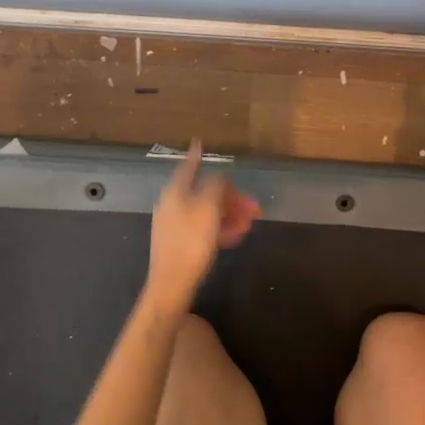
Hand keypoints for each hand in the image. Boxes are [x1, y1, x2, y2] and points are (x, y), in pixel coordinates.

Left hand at [146, 141, 259, 310]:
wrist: (172, 283)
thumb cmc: (192, 243)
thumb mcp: (209, 209)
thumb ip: (217, 186)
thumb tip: (220, 176)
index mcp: (176, 192)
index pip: (189, 167)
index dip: (197, 155)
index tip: (200, 141)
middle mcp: (171, 204)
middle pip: (204, 192)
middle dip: (230, 198)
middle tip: (253, 207)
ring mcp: (173, 224)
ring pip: (205, 212)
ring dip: (228, 215)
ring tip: (248, 225)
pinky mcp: (178, 243)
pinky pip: (202, 228)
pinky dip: (218, 228)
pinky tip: (233, 237)